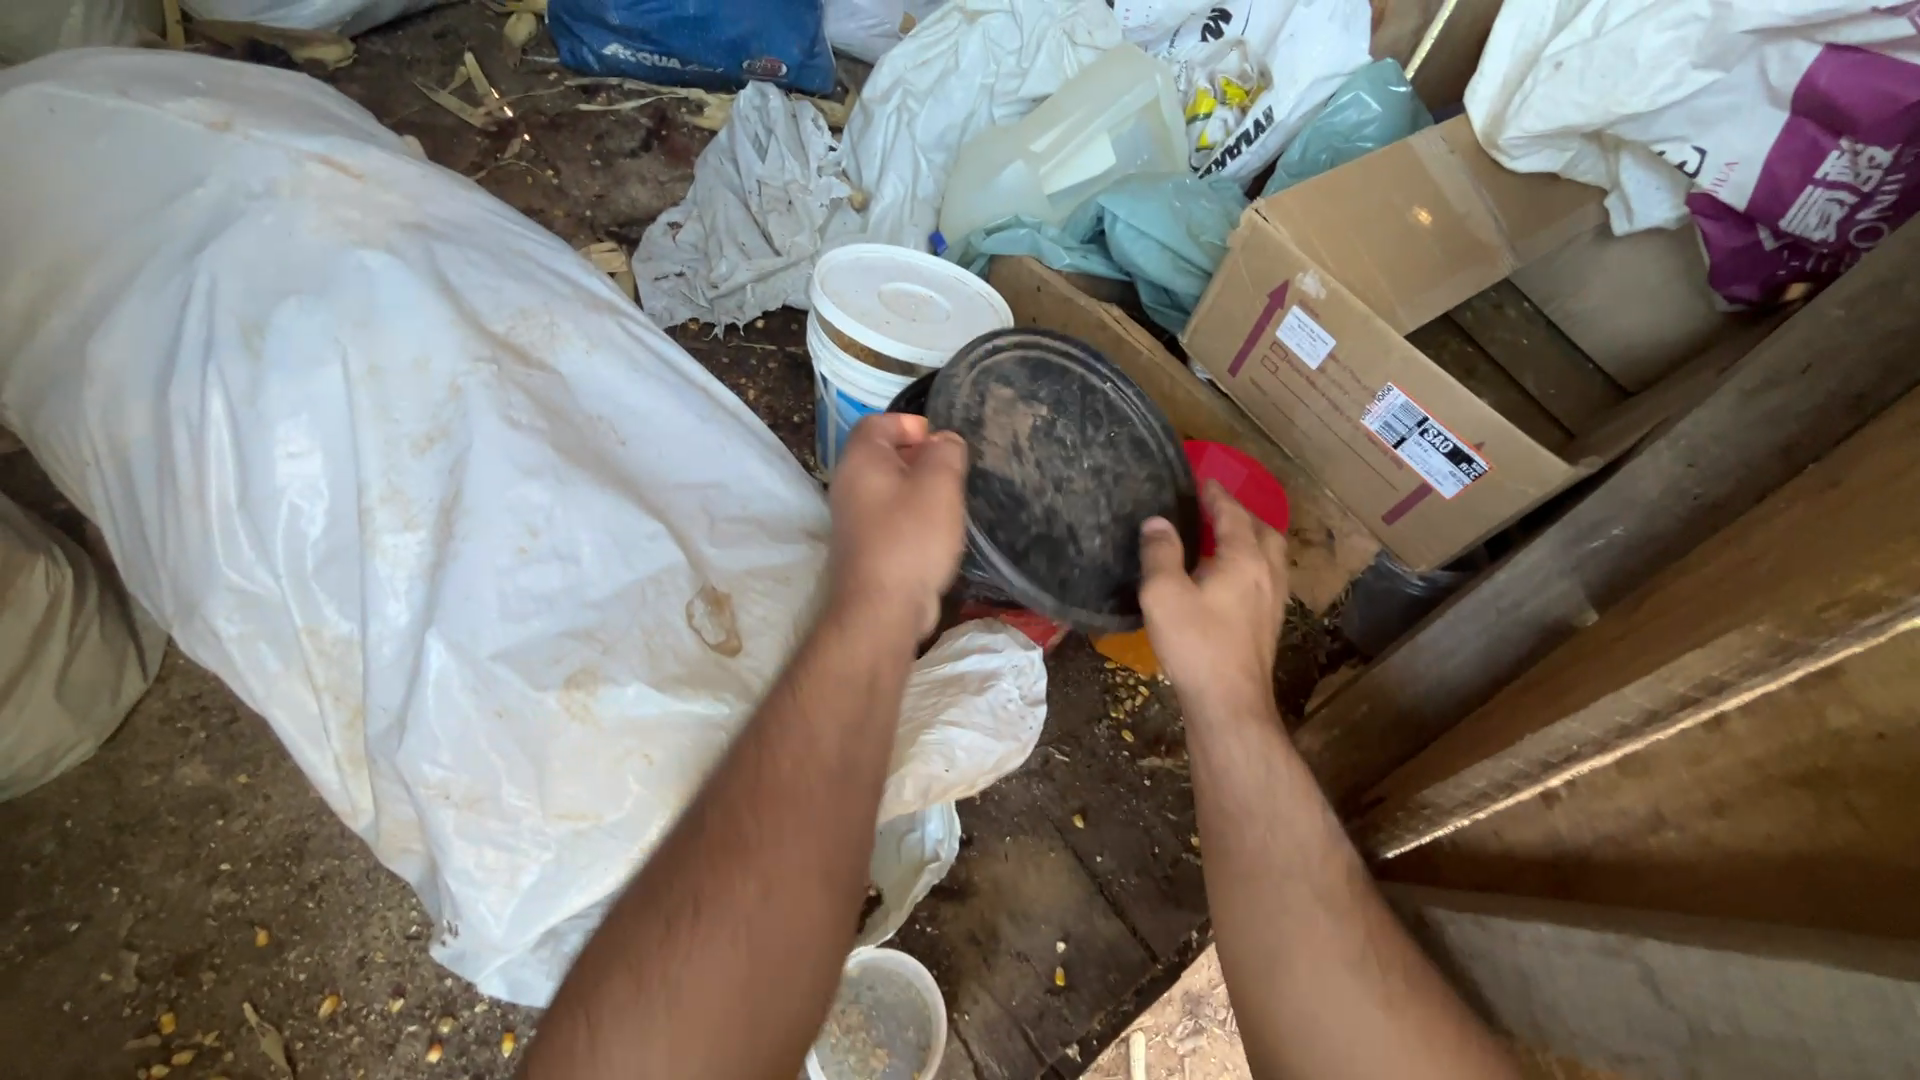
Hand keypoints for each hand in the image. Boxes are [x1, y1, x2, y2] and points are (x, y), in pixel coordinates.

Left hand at [827, 414, 969, 640]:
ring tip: (949, 502)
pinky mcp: (864, 547)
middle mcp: (848, 485)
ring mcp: (852, 519)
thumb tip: (944, 441)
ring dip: (917, 489)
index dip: (909, 423)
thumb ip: (945, 452)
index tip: (940, 440)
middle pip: (881, 455)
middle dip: (918, 456)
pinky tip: (936, 533)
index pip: (877, 423)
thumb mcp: (940, 484)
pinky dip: (911, 516)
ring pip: (887, 489)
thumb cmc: (911, 538)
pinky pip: (889, 517)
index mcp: (860, 460)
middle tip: (951, 471)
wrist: (882, 608)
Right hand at [1139, 481, 1288, 716]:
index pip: (1233, 515)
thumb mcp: (1164, 594)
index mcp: (1243, 559)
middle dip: (1242, 516)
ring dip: (1251, 541)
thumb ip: (1160, 553)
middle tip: (1217, 511)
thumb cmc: (1195, 644)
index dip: (1218, 495)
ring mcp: (1273, 602)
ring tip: (1224, 542)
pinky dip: (1251, 566)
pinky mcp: (1269, 626)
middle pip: (1263, 532)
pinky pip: (1266, 580)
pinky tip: (1230, 582)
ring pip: (1270, 558)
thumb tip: (1156, 522)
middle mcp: (1267, 574)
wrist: (1229, 701)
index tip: (1205, 481)